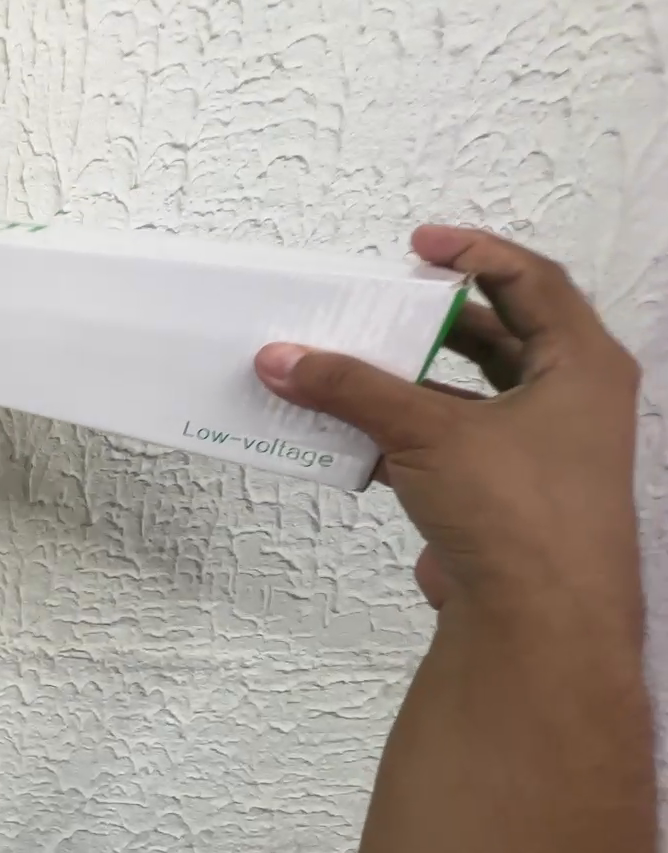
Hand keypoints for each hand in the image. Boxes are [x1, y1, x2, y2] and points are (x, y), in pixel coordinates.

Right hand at [255, 226, 640, 617]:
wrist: (533, 604)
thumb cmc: (514, 504)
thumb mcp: (427, 430)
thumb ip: (349, 390)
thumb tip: (277, 358)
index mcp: (578, 366)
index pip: (531, 284)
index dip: (477, 254)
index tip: (418, 245)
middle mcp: (560, 398)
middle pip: (492, 337)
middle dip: (430, 323)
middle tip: (374, 308)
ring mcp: (525, 444)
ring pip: (455, 392)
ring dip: (397, 382)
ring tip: (342, 371)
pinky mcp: (487, 483)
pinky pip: (431, 438)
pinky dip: (387, 431)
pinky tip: (343, 436)